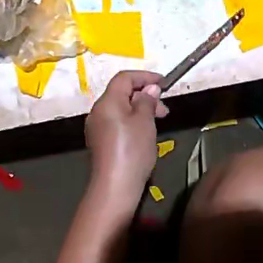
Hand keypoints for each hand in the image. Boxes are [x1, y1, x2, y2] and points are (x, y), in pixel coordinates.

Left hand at [85, 70, 168, 186]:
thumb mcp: (145, 121)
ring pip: (121, 108)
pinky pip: (117, 121)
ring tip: (157, 121)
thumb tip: (151, 88)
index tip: (164, 83)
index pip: (124, 78)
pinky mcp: (101, 141)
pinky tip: (145, 132)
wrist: (115, 186)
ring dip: (141, 108)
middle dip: (145, 94)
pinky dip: (133, 120)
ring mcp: (98, 127)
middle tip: (164, 108)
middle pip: (121, 92)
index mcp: (107, 102)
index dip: (145, 76)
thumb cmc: (132, 149)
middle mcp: (98, 111)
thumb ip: (148, 101)